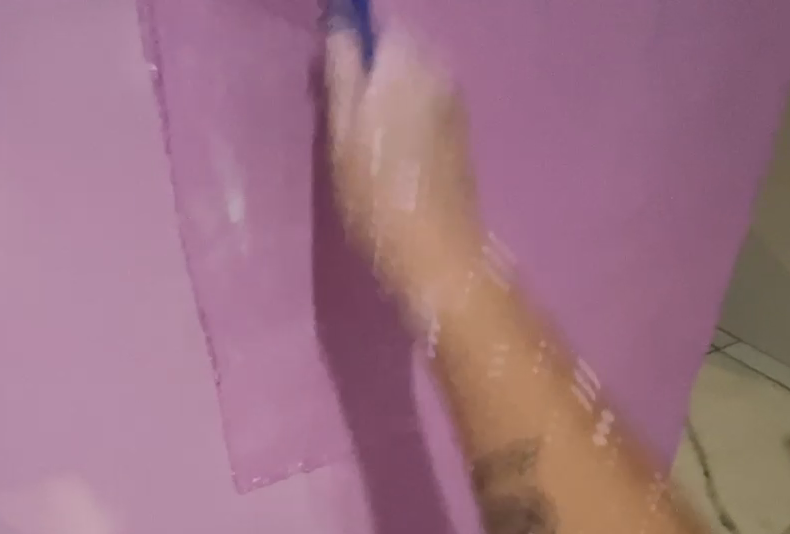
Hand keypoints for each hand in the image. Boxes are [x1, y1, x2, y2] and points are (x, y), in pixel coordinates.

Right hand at [323, 26, 485, 310]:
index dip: (348, 51)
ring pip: (411, 81)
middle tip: (344, 126)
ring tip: (368, 147)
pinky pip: (426, 107)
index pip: (372, 28)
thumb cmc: (376, 199)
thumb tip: (339, 25)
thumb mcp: (342, 137)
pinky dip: (408, 120)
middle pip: (394, 53)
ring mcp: (453, 99)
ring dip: (389, 101)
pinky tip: (395, 158)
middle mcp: (436, 67)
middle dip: (370, 78)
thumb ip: (341, 72)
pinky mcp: (460, 131)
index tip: (329, 86)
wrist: (434, 251)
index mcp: (404, 60)